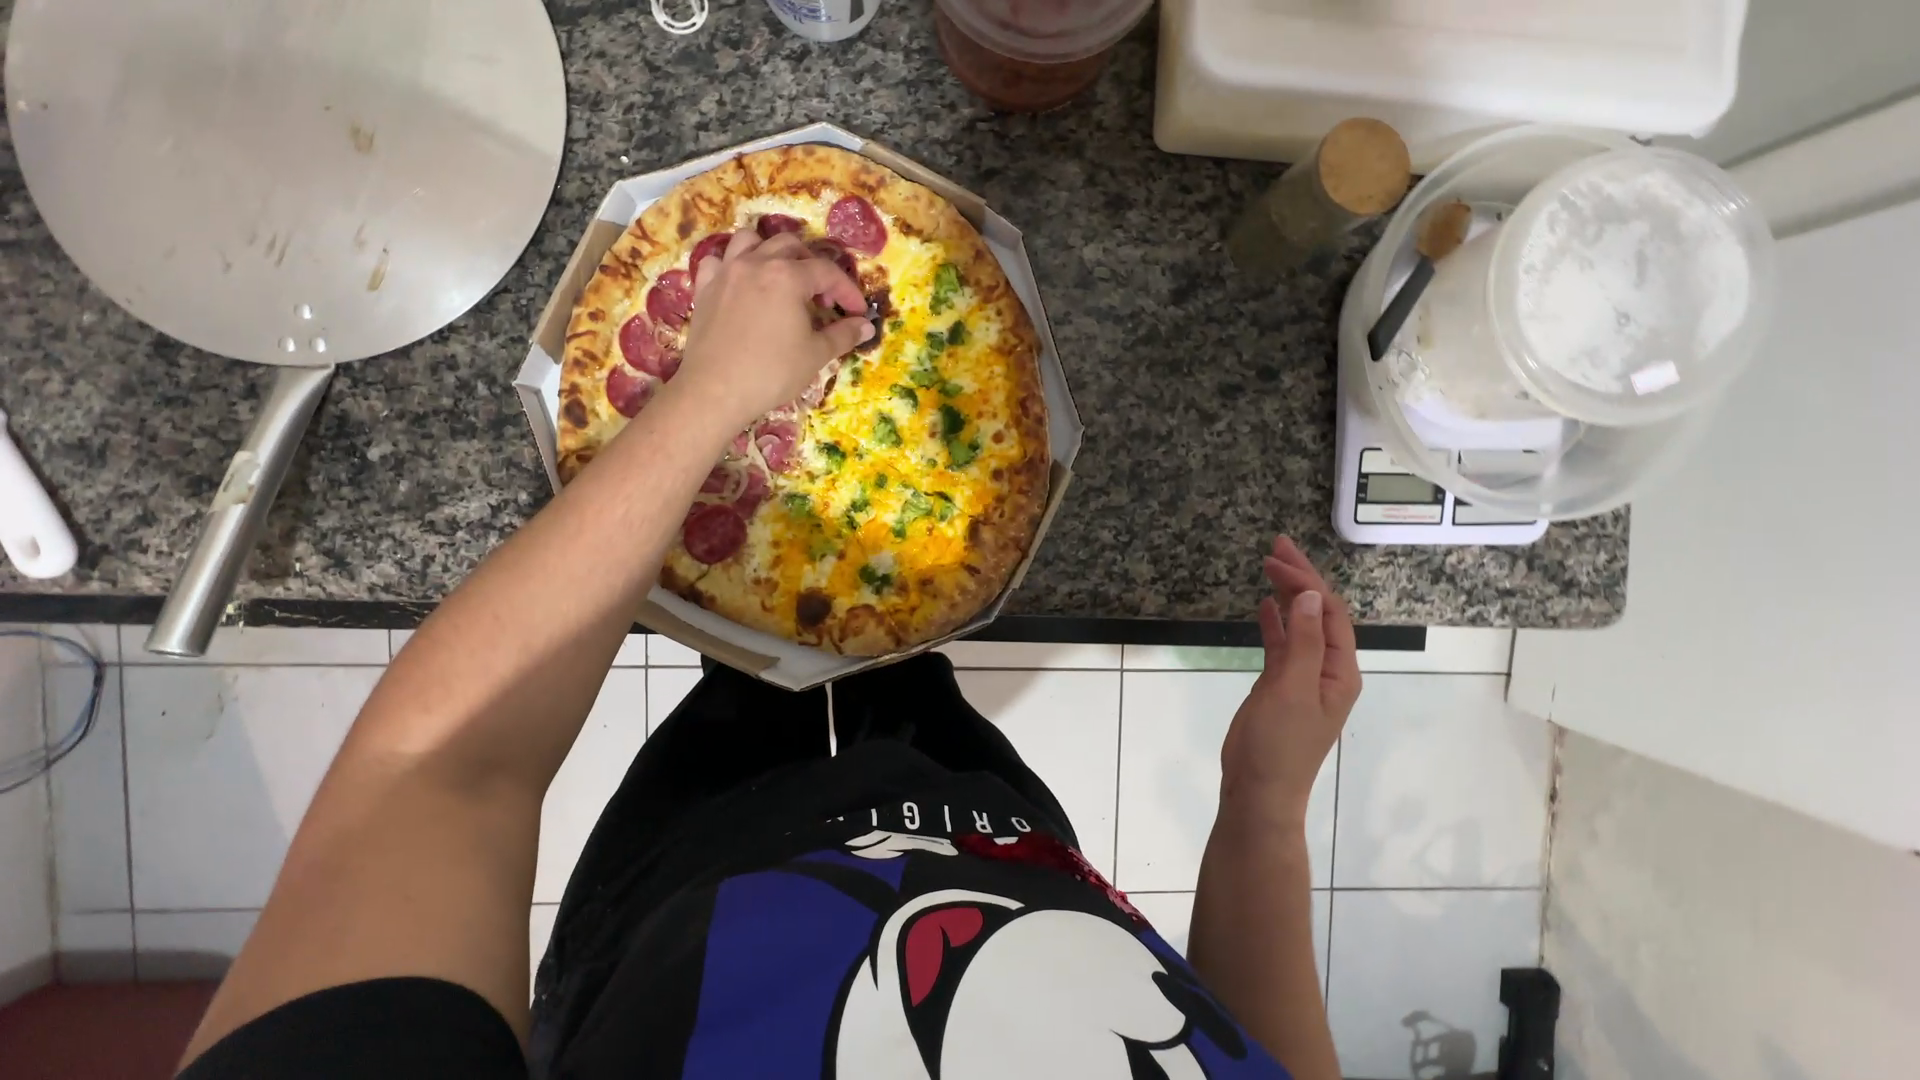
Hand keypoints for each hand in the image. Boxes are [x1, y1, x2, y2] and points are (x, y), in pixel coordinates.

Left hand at [671, 230, 873, 431]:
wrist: (716, 391)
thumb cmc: (771, 373)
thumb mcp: (815, 355)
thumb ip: (843, 335)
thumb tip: (866, 325)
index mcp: (787, 276)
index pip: (827, 272)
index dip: (847, 291)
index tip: (858, 313)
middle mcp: (755, 263)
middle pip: (790, 246)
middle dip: (812, 266)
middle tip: (821, 299)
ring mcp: (726, 272)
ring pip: (749, 241)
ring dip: (771, 252)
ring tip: (781, 277)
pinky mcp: (704, 288)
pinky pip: (717, 261)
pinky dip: (732, 265)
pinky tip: (741, 283)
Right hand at [1220, 536, 1362, 821]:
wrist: (1258, 789)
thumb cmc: (1280, 743)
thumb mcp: (1292, 689)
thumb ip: (1304, 642)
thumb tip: (1312, 596)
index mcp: (1341, 672)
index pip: (1332, 613)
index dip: (1308, 581)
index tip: (1277, 557)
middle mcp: (1328, 670)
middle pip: (1320, 614)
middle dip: (1301, 579)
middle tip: (1275, 548)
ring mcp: (1304, 678)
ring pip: (1301, 626)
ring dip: (1288, 596)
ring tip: (1269, 565)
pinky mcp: (1280, 686)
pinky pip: (1283, 645)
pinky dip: (1275, 622)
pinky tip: (1265, 605)